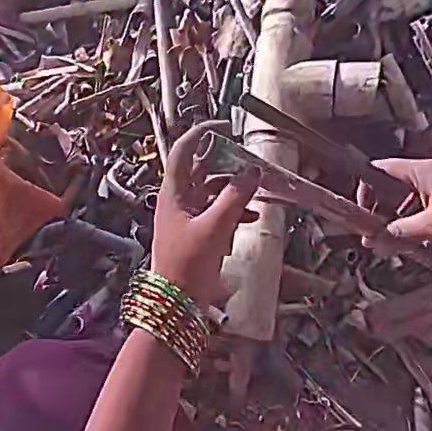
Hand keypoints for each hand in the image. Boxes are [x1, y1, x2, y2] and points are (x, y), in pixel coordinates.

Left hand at [150, 122, 260, 307]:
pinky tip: (253, 216)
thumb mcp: (214, 228)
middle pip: (202, 171)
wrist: (177, 304)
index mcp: (173, 193)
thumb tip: (252, 171)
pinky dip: (234, 210)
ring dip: (234, 189)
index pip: (183, 152)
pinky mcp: (197, 233)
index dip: (201, 134)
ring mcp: (187, 217)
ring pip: (212, 191)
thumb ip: (234, 198)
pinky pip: (217, 211)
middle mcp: (178, 201)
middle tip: (251, 161)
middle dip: (227, 164)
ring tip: (258, 189)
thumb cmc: (188, 265)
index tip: (224, 127)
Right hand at [374, 158, 431, 250]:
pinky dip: (429, 228)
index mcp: (423, 170)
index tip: (364, 211)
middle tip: (383, 234)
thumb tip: (379, 237)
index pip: (380, 170)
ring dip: (410, 225)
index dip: (366, 189)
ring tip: (410, 245)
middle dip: (388, 214)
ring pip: (416, 204)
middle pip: (396, 190)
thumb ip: (402, 231)